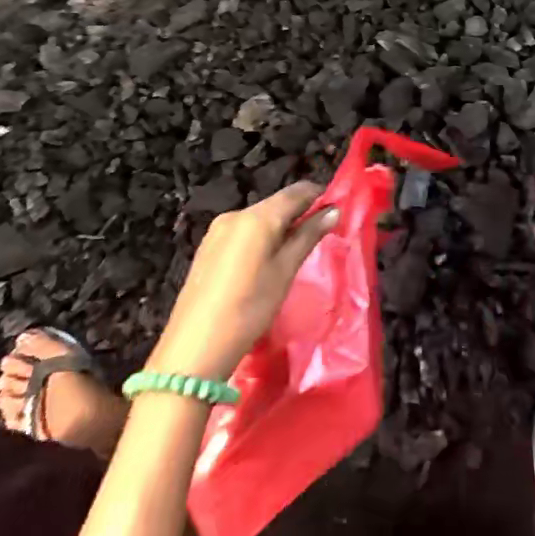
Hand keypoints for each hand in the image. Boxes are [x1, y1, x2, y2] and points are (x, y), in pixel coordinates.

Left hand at [143, 181, 338, 381]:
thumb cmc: (250, 308)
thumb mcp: (284, 272)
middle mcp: (235, 214)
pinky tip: (266, 260)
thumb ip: (307, 237)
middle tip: (322, 232)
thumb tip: (333, 210)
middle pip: (275, 204)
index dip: (317, 195)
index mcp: (256, 217)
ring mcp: (218, 229)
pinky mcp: (208, 245)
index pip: (294, 192)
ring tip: (297, 249)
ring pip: (258, 218)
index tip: (337, 208)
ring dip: (279, 226)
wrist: (197, 343)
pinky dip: (260, 237)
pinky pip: (242, 232)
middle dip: (299, 213)